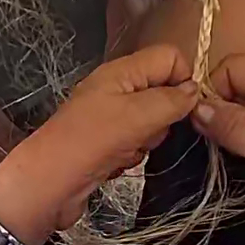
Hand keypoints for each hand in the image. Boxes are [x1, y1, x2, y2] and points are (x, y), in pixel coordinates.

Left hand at [0, 44, 199, 244]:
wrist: (48, 186)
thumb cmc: (90, 143)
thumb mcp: (137, 115)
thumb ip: (171, 99)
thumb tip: (195, 90)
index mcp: (120, 72)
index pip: (168, 58)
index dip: (183, 79)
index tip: (185, 108)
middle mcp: (115, 90)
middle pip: (162, 93)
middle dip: (164, 118)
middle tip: (146, 132)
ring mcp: (109, 120)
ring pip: (151, 124)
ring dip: (146, 141)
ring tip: (126, 150)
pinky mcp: (105, 147)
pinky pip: (135, 146)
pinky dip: (130, 157)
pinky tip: (115, 164)